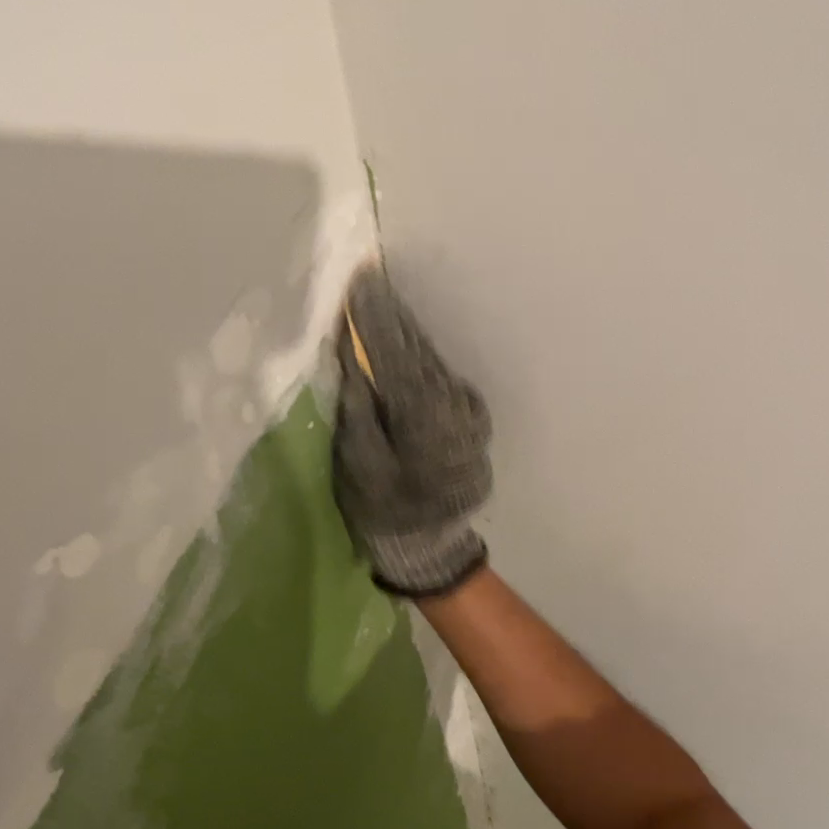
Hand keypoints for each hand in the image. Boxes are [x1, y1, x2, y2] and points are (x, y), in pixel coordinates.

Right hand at [332, 265, 493, 597]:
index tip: (358, 281)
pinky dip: (423, 358)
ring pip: (433, 362)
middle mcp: (454, 406)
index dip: (374, 317)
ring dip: (408, 333)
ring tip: (383, 302)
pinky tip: (407, 343)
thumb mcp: (359, 462)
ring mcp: (469, 413)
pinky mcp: (474, 420)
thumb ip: (359, 407)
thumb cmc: (383, 510)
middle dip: (392, 317)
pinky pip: (444, 378)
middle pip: (418, 351)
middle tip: (370, 281)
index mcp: (423, 416)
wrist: (429, 548)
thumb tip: (354, 356)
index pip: (394, 353)